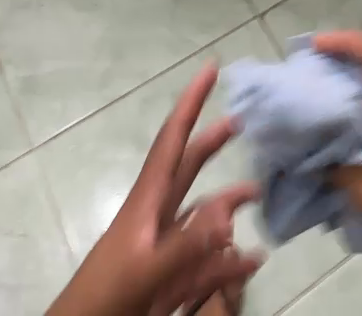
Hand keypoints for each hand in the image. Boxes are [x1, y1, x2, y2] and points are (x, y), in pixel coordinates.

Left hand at [46, 62, 261, 315]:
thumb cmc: (104, 297)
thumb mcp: (145, 268)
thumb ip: (186, 242)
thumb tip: (228, 212)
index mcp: (147, 200)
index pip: (172, 139)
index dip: (191, 102)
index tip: (211, 68)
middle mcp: (156, 213)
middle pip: (187, 164)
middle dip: (211, 139)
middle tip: (241, 118)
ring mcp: (163, 244)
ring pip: (201, 211)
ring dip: (229, 203)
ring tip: (258, 193)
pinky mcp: (169, 274)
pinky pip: (205, 257)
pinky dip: (229, 258)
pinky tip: (252, 259)